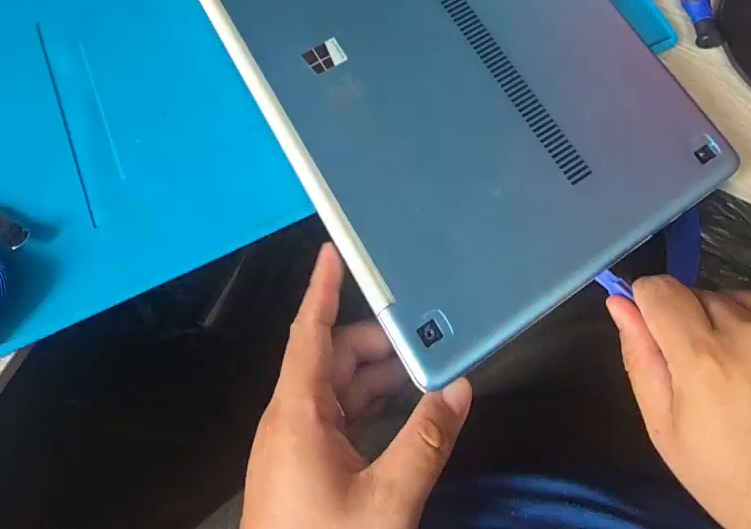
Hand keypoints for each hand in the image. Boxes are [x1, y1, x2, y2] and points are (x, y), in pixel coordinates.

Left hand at [241, 244, 473, 528]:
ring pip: (338, 389)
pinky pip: (339, 417)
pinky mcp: (304, 469)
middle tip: (423, 331)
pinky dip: (371, 406)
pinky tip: (405, 409)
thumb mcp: (387, 501)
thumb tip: (459, 389)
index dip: (321, 288)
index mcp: (298, 413)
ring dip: (378, 377)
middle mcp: (291, 419)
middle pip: (331, 358)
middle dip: (376, 341)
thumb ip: (425, 441)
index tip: (334, 249)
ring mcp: (295, 445)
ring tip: (424, 368)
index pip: (310, 333)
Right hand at [607, 277, 750, 528]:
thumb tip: (620, 303)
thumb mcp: (668, 434)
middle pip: (698, 294)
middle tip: (709, 375)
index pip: (658, 288)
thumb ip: (641, 360)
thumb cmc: (737, 483)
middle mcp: (750, 333)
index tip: (660, 335)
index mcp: (704, 360)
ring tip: (748, 376)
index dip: (650, 307)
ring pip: (737, 298)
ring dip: (732, 324)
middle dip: (694, 324)